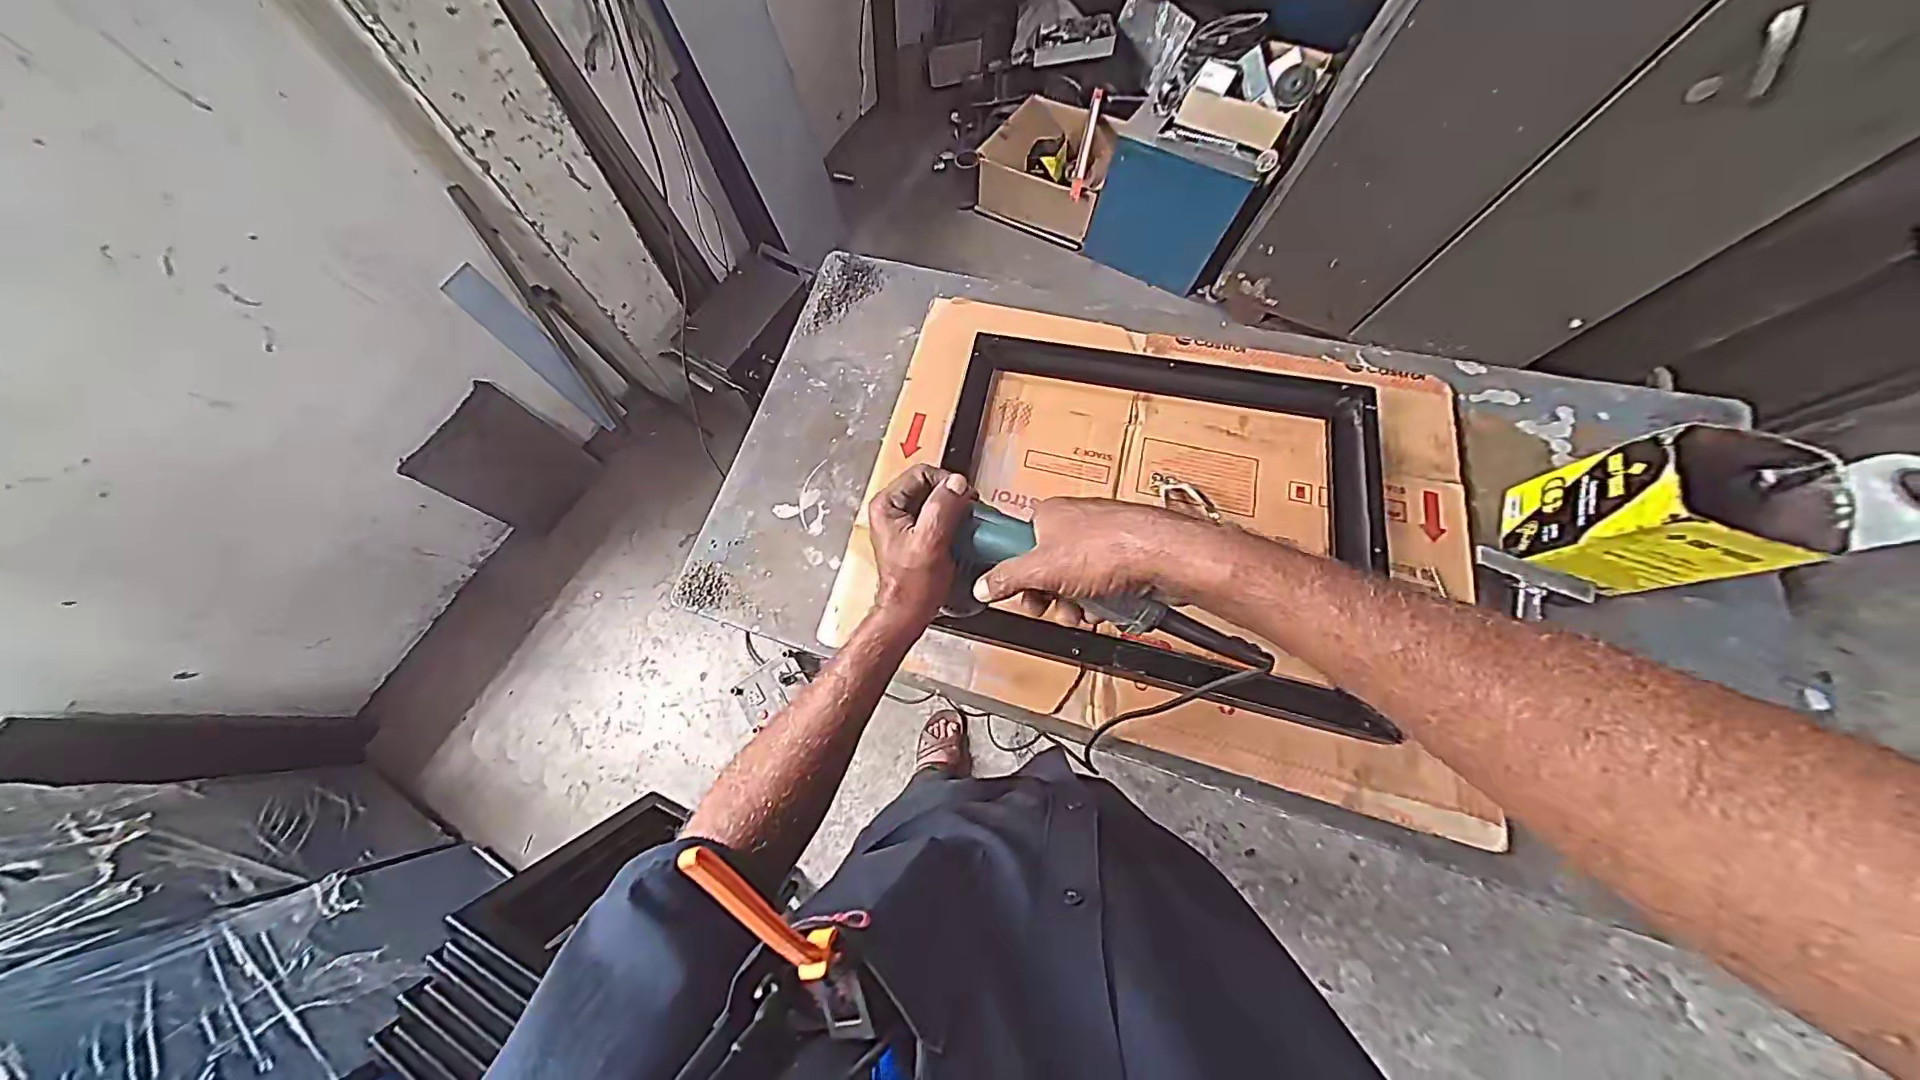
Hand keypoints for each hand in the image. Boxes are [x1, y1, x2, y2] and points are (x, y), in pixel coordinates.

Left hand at [869, 464, 972, 626]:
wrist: (908, 612)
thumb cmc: (912, 585)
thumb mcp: (931, 541)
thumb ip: (943, 507)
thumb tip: (956, 483)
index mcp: (887, 505)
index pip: (922, 473)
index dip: (947, 482)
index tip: (963, 497)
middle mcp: (892, 510)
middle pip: (930, 485)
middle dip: (953, 496)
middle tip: (968, 510)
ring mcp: (903, 523)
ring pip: (936, 501)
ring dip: (955, 509)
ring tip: (966, 522)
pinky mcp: (916, 535)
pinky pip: (938, 517)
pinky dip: (952, 522)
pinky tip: (960, 534)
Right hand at [972, 497, 1223, 610]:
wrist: (1166, 555)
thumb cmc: (1112, 547)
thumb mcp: (1043, 570)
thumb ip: (1008, 579)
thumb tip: (983, 586)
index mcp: (1048, 514)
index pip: (1016, 544)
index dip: (1014, 572)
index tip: (1014, 591)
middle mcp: (1074, 522)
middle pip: (1045, 567)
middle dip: (1048, 595)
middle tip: (1051, 607)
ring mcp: (1101, 540)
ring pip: (1074, 580)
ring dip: (1074, 603)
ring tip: (1083, 612)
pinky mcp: (1123, 557)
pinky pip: (1100, 584)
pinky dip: (1100, 600)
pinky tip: (1104, 608)